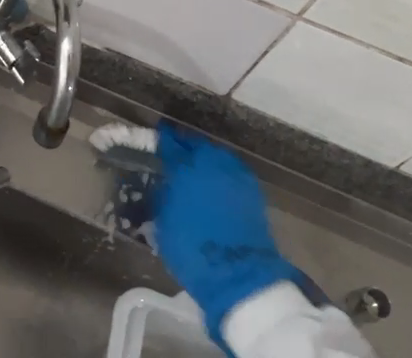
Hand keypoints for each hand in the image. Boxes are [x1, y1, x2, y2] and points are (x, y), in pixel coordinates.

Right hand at [155, 124, 313, 347]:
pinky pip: (233, 171)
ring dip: (207, 157)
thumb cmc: (192, 251)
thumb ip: (162, 197)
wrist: (239, 275)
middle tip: (177, 152)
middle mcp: (212, 163)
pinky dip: (223, 172)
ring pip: (218, 155)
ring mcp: (236, 175)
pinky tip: (217, 182)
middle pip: (197, 145)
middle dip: (186, 146)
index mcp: (186, 168)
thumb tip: (162, 184)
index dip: (163, 139)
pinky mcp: (253, 190)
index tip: (158, 137)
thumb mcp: (163, 224)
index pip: (171, 144)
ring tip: (198, 166)